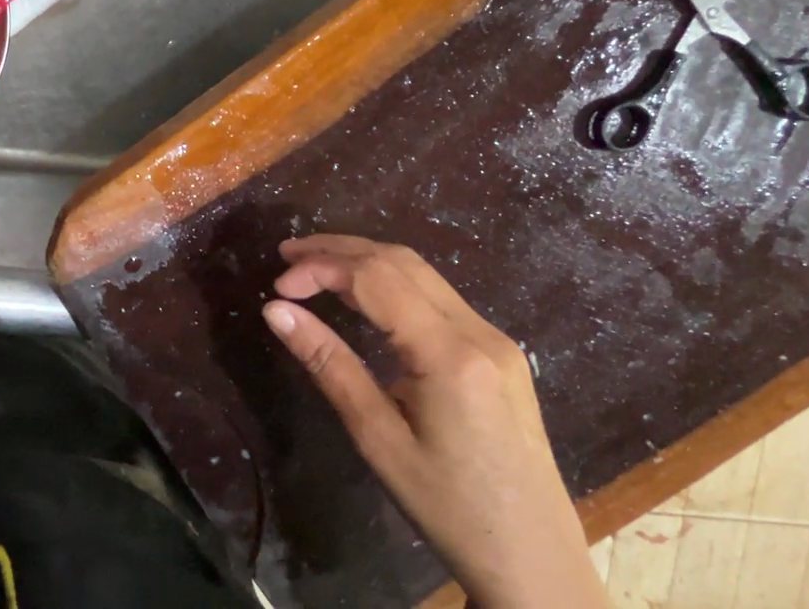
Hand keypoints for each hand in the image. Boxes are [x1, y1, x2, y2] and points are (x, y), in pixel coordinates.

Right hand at [262, 235, 609, 608]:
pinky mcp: (498, 355)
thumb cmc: (447, 504)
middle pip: (401, 262)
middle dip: (339, 249)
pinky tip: (359, 296)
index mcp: (450, 355)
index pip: (375, 278)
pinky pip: (437, 296)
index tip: (277, 287)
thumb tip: (274, 310)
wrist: (534, 558)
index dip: (320, 268)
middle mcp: (480, 334)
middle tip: (286, 255)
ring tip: (312, 266)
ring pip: (422, 273)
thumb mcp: (376, 436)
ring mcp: (495, 342)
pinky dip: (389, 281)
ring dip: (364, 260)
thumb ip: (328, 363)